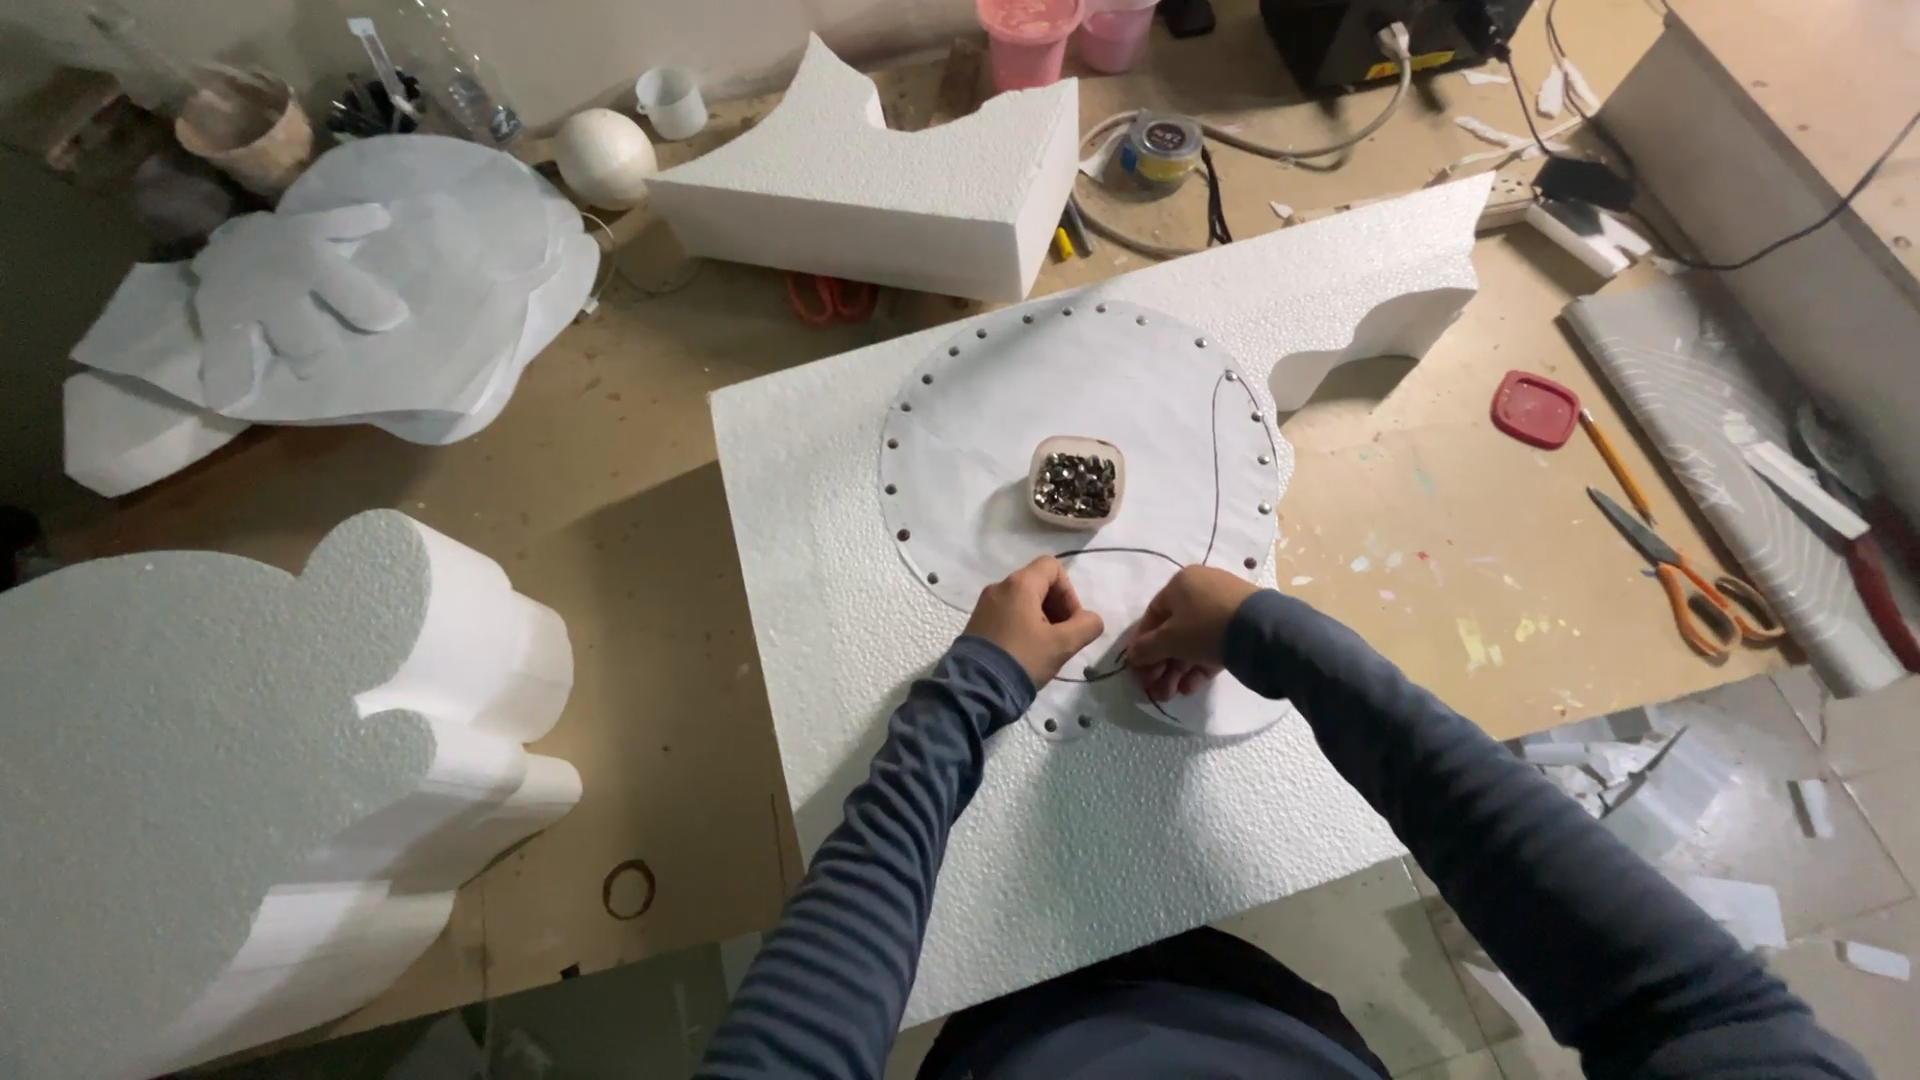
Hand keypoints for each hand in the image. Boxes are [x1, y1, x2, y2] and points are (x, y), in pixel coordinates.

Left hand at [964, 556, 1105, 686]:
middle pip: (1038, 583)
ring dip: (1042, 617)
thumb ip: (1086, 626)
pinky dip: (1023, 624)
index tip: (1071, 620)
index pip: (1053, 567)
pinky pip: (1008, 613)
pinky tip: (1027, 650)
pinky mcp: (977, 622)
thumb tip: (1091, 619)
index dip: (1069, 591)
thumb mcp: (1062, 645)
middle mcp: (999, 587)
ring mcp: (985, 604)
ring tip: (1046, 646)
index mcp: (1019, 584)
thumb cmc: (1022, 659)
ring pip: (1023, 599)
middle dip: (1057, 606)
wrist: (976, 687)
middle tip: (1063, 636)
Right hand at [1126, 566, 1258, 701]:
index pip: (1152, 616)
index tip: (1137, 669)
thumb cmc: (1205, 627)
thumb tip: (1132, 656)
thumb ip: (1145, 649)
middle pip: (1173, 632)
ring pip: (1193, 641)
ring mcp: (1224, 608)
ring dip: (1178, 670)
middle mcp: (1201, 590)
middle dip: (1161, 665)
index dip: (1141, 644)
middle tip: (1155, 690)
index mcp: (1180, 583)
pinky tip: (1190, 688)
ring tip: (1172, 695)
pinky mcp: (1242, 627)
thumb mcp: (1168, 640)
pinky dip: (1199, 666)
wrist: (1263, 631)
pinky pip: (1213, 646)